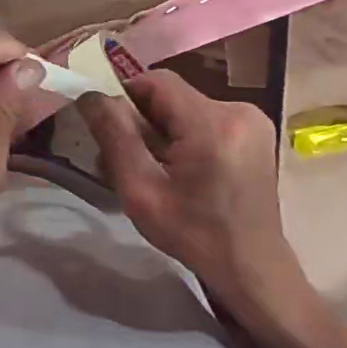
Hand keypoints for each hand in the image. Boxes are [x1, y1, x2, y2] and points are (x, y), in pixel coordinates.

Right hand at [77, 70, 291, 292]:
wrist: (251, 266)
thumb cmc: (193, 234)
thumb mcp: (141, 191)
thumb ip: (115, 137)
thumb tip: (91, 95)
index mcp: (212, 124)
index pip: (156, 81)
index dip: (125, 96)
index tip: (109, 128)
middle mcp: (238, 110)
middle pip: (171, 96)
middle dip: (143, 121)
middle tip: (125, 159)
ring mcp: (252, 119)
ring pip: (186, 107)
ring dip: (163, 131)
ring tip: (154, 170)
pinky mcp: (255, 131)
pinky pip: (205, 118)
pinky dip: (185, 136)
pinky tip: (182, 170)